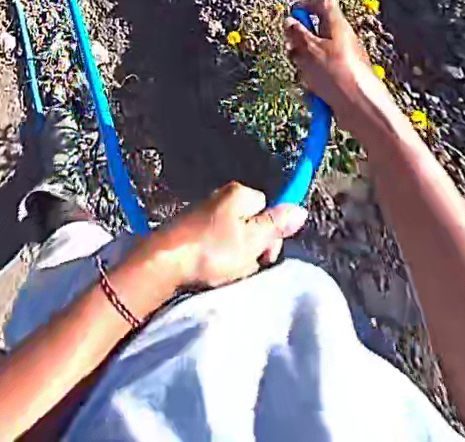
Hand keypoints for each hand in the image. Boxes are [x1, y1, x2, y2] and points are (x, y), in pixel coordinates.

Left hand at [143, 183, 306, 290]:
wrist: (165, 261)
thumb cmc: (211, 250)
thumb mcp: (251, 241)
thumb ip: (276, 225)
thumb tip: (300, 209)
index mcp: (239, 193)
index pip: (268, 207)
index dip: (270, 233)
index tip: (263, 254)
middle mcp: (222, 196)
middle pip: (252, 223)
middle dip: (252, 247)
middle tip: (242, 265)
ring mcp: (205, 212)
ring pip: (234, 237)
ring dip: (234, 256)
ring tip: (223, 271)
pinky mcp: (192, 228)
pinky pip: (216, 243)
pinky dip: (216, 258)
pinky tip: (209, 271)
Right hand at [283, 0, 395, 124]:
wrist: (361, 108)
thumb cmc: (336, 74)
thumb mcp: (309, 50)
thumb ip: (296, 34)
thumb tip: (289, 22)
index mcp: (336, 25)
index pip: (322, 3)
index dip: (306, 3)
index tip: (291, 13)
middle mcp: (341, 39)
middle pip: (315, 31)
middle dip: (299, 42)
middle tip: (292, 51)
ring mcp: (341, 60)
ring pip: (314, 55)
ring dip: (304, 64)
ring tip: (306, 76)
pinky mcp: (341, 78)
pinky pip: (320, 74)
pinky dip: (313, 81)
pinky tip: (314, 92)